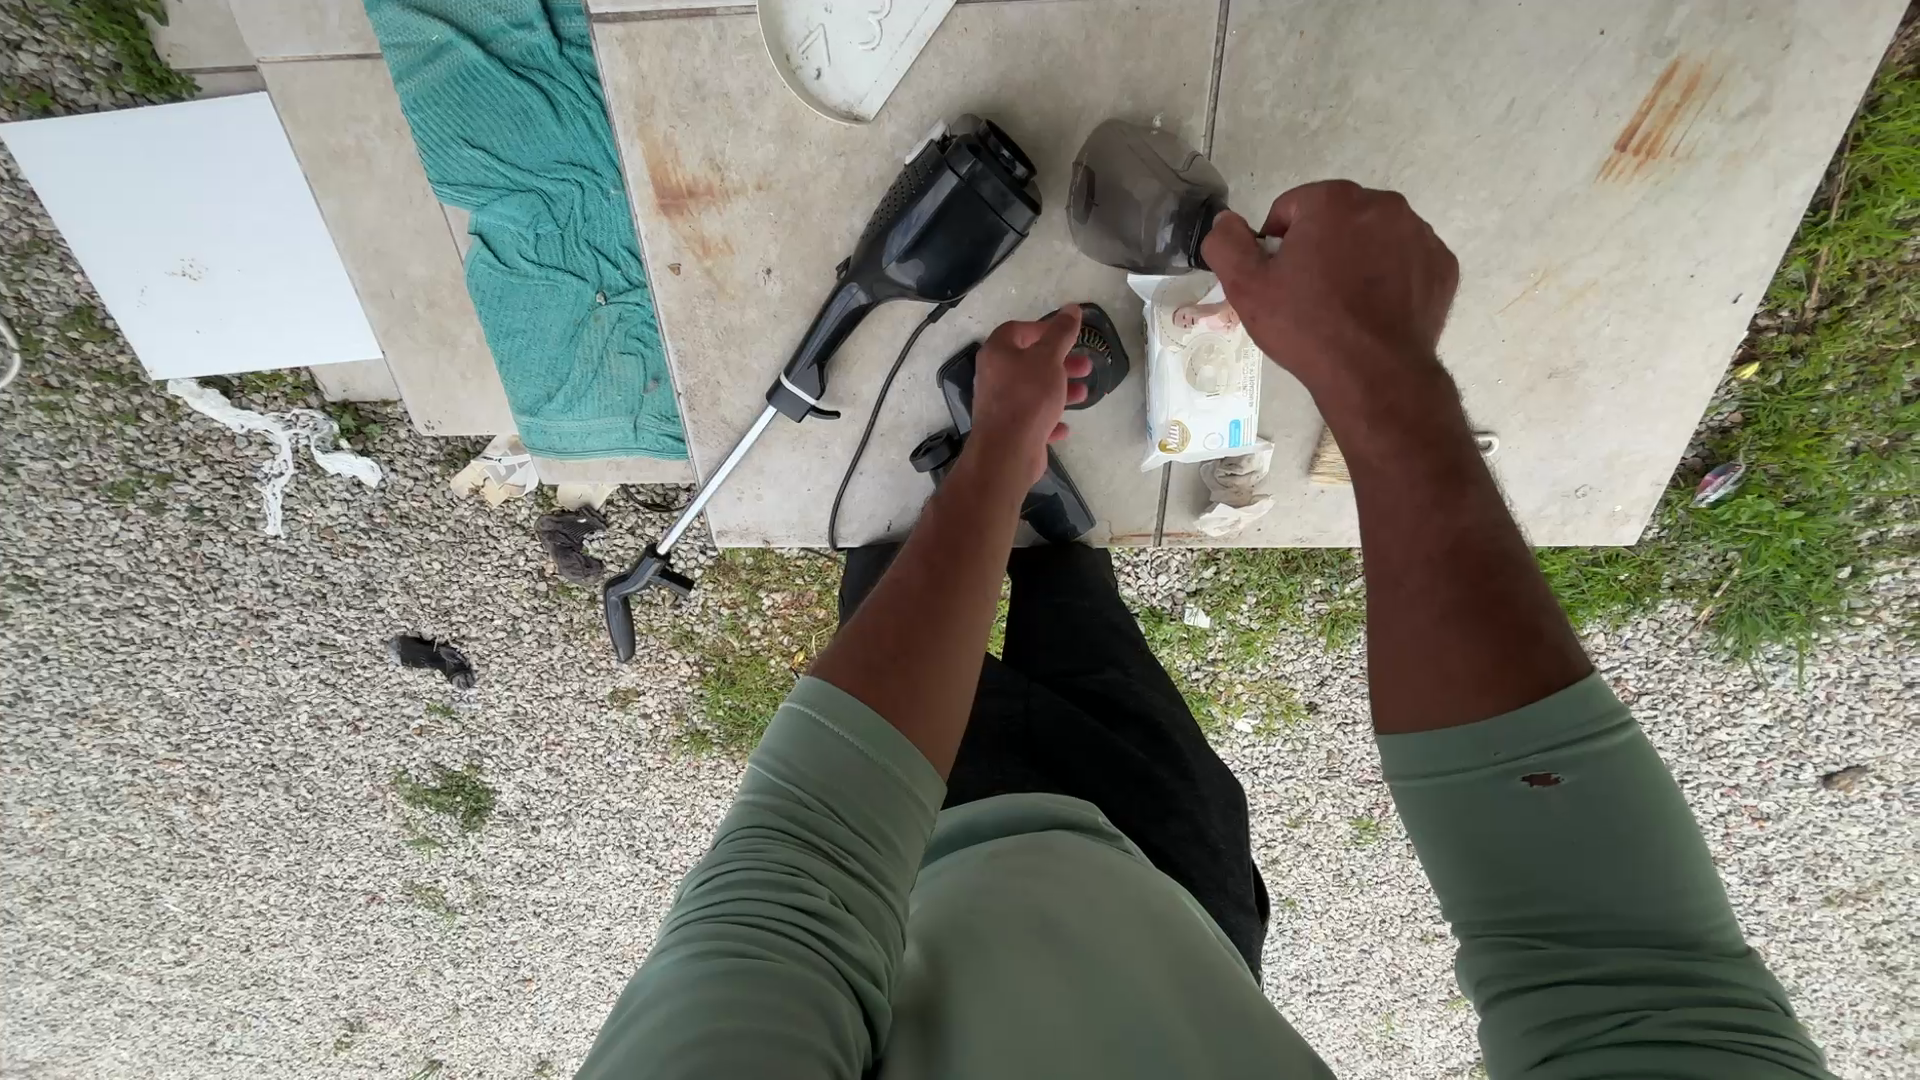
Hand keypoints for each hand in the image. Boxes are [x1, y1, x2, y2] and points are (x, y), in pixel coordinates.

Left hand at [967, 307, 1092, 486]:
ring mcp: (999, 405)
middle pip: (1030, 362)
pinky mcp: (1008, 430)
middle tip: (1085, 367)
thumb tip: (1072, 308)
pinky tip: (1064, 426)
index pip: (1017, 330)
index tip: (1066, 336)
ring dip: (1060, 391)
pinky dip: (1049, 420)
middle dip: (1061, 364)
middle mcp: (993, 376)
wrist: (1008, 450)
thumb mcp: (1050, 358)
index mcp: (997, 352)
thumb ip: (1061, 333)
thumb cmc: (1028, 396)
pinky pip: (1031, 419)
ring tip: (1084, 395)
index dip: (1043, 329)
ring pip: (1033, 392)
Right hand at [1201, 180, 1458, 406]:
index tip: (1278, 281)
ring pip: (1372, 239)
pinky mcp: (1441, 265)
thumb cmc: (1305, 326)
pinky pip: (1404, 263)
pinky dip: (1387, 280)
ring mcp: (1419, 233)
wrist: (1373, 372)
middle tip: (1306, 296)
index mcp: (1332, 201)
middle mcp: (1383, 204)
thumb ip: (1226, 245)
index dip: (1276, 246)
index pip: (1290, 208)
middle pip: (1334, 220)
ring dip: (1353, 262)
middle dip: (1318, 249)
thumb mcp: (1246, 289)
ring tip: (1341, 307)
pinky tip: (1372, 313)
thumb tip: (1224, 221)